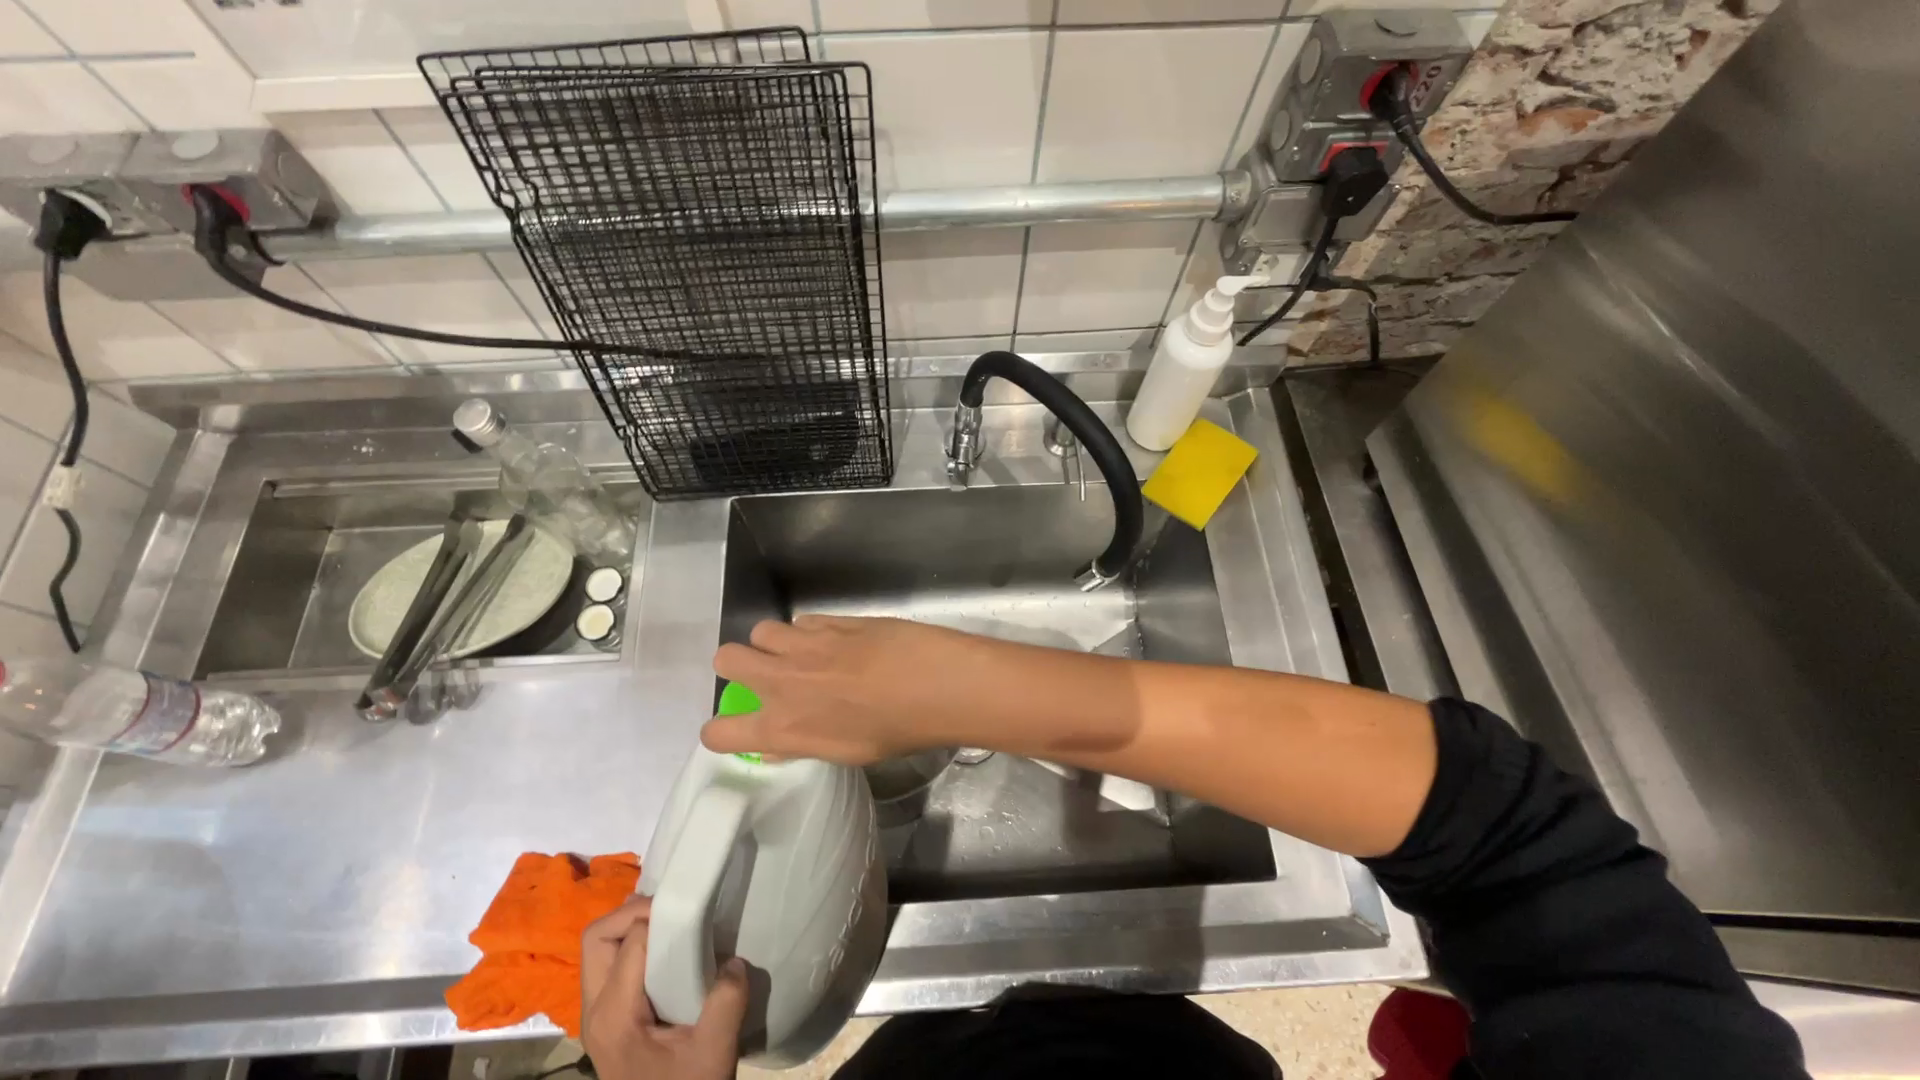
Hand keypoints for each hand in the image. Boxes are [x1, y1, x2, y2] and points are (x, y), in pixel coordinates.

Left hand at [580, 896, 747, 1079]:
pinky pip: (610, 966)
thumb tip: (735, 961)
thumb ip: (726, 1000)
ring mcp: (597, 1017)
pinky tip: (668, 952)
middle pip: (597, 937)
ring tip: (674, 925)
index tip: (697, 912)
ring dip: (633, 928)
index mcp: (614, 1015)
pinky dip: (634, 947)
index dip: (661, 917)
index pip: (630, 941)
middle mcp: (594, 1010)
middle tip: (677, 911)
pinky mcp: (608, 1022)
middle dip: (635, 913)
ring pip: (600, 950)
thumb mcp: (714, 1051)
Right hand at [705, 615, 994, 763]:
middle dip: (738, 665)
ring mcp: (803, 644)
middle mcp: (781, 681)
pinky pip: (801, 621)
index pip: (718, 732)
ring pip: (761, 631)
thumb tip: (777, 743)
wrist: (935, 683)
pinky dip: (809, 632)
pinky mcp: (830, 619)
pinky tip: (836, 642)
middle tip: (767, 675)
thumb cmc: (897, 731)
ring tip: (805, 655)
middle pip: (726, 658)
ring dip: (775, 643)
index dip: (721, 730)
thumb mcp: (846, 753)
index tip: (738, 728)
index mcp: (782, 726)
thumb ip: (803, 743)